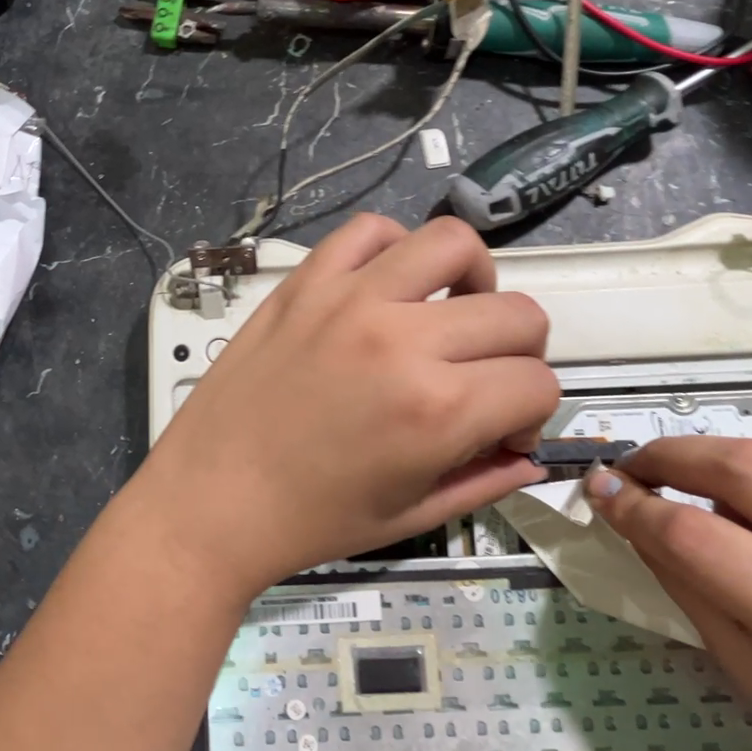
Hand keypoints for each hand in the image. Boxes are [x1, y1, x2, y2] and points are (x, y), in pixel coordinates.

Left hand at [133, 214, 559, 598]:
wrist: (211, 499)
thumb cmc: (310, 520)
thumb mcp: (413, 516)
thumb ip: (487, 479)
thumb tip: (529, 449)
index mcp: (438, 410)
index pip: (540, 383)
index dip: (533, 413)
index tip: (499, 432)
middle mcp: (404, 340)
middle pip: (518, 312)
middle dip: (520, 354)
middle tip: (481, 380)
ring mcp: (350, 298)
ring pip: (454, 243)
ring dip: (474, 280)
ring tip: (447, 314)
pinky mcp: (306, 280)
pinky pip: (369, 230)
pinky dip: (395, 249)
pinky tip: (387, 285)